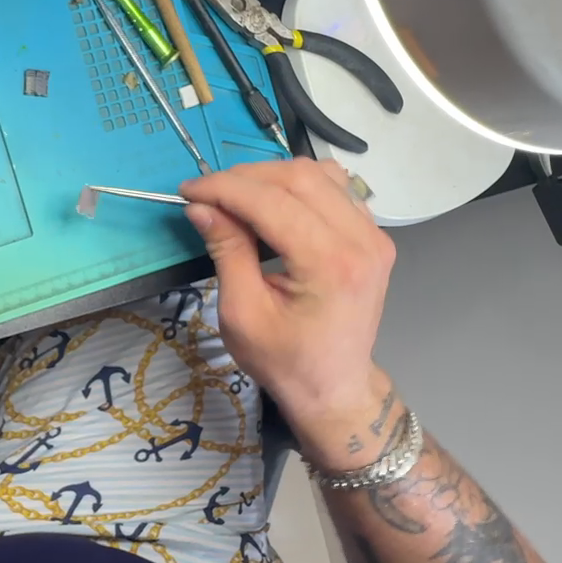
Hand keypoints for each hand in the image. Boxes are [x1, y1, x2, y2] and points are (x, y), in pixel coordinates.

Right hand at [179, 159, 396, 465]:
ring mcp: (374, 235)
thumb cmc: (283, 361)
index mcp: (328, 264)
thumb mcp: (241, 313)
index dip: (224, 188)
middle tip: (207, 194)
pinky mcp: (373, 236)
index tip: (188, 190)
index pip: (272, 201)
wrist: (332, 388)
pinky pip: (336, 190)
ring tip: (236, 196)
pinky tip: (271, 204)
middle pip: (300, 177)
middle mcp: (361, 240)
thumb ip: (226, 252)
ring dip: (272, 176)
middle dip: (245, 177)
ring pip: (321, 174)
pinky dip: (298, 186)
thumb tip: (201, 207)